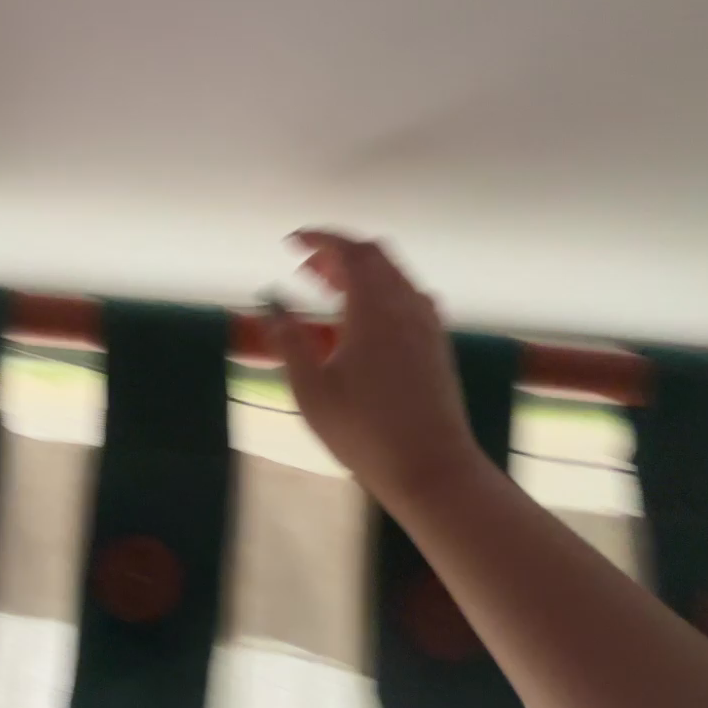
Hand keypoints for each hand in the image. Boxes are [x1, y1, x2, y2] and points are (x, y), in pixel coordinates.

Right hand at [264, 230, 488, 508]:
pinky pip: (408, 295)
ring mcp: (427, 323)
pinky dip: (380, 289)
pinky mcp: (437, 342)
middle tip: (304, 267)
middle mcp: (406, 305)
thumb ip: (289, 340)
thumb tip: (270, 303)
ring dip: (360, 270)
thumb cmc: (363, 430)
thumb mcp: (311, 389)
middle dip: (337, 252)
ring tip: (327, 288)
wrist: (430, 467)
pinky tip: (363, 317)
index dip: (318, 239)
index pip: (348, 252)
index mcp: (373, 309)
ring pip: (394, 274)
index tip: (291, 241)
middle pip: (374, 256)